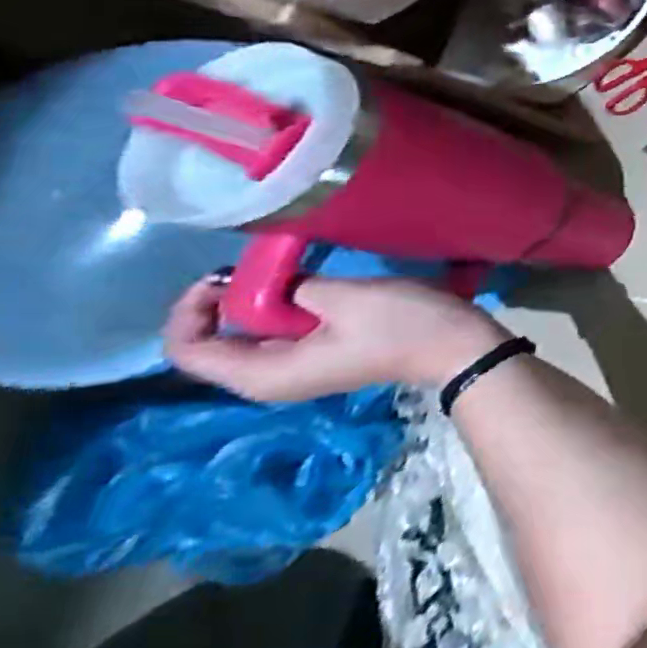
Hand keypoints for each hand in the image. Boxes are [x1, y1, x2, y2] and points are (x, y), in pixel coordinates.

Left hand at [164, 275, 510, 401]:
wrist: (458, 347)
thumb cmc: (402, 325)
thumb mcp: (345, 297)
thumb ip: (294, 288)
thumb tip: (279, 285)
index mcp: (263, 374)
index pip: (188, 352)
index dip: (189, 311)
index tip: (223, 274)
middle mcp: (269, 381)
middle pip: (214, 346)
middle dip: (220, 304)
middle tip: (251, 266)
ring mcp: (298, 372)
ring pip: (247, 339)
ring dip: (252, 306)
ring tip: (279, 271)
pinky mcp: (323, 359)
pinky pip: (277, 337)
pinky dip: (278, 312)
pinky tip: (306, 288)